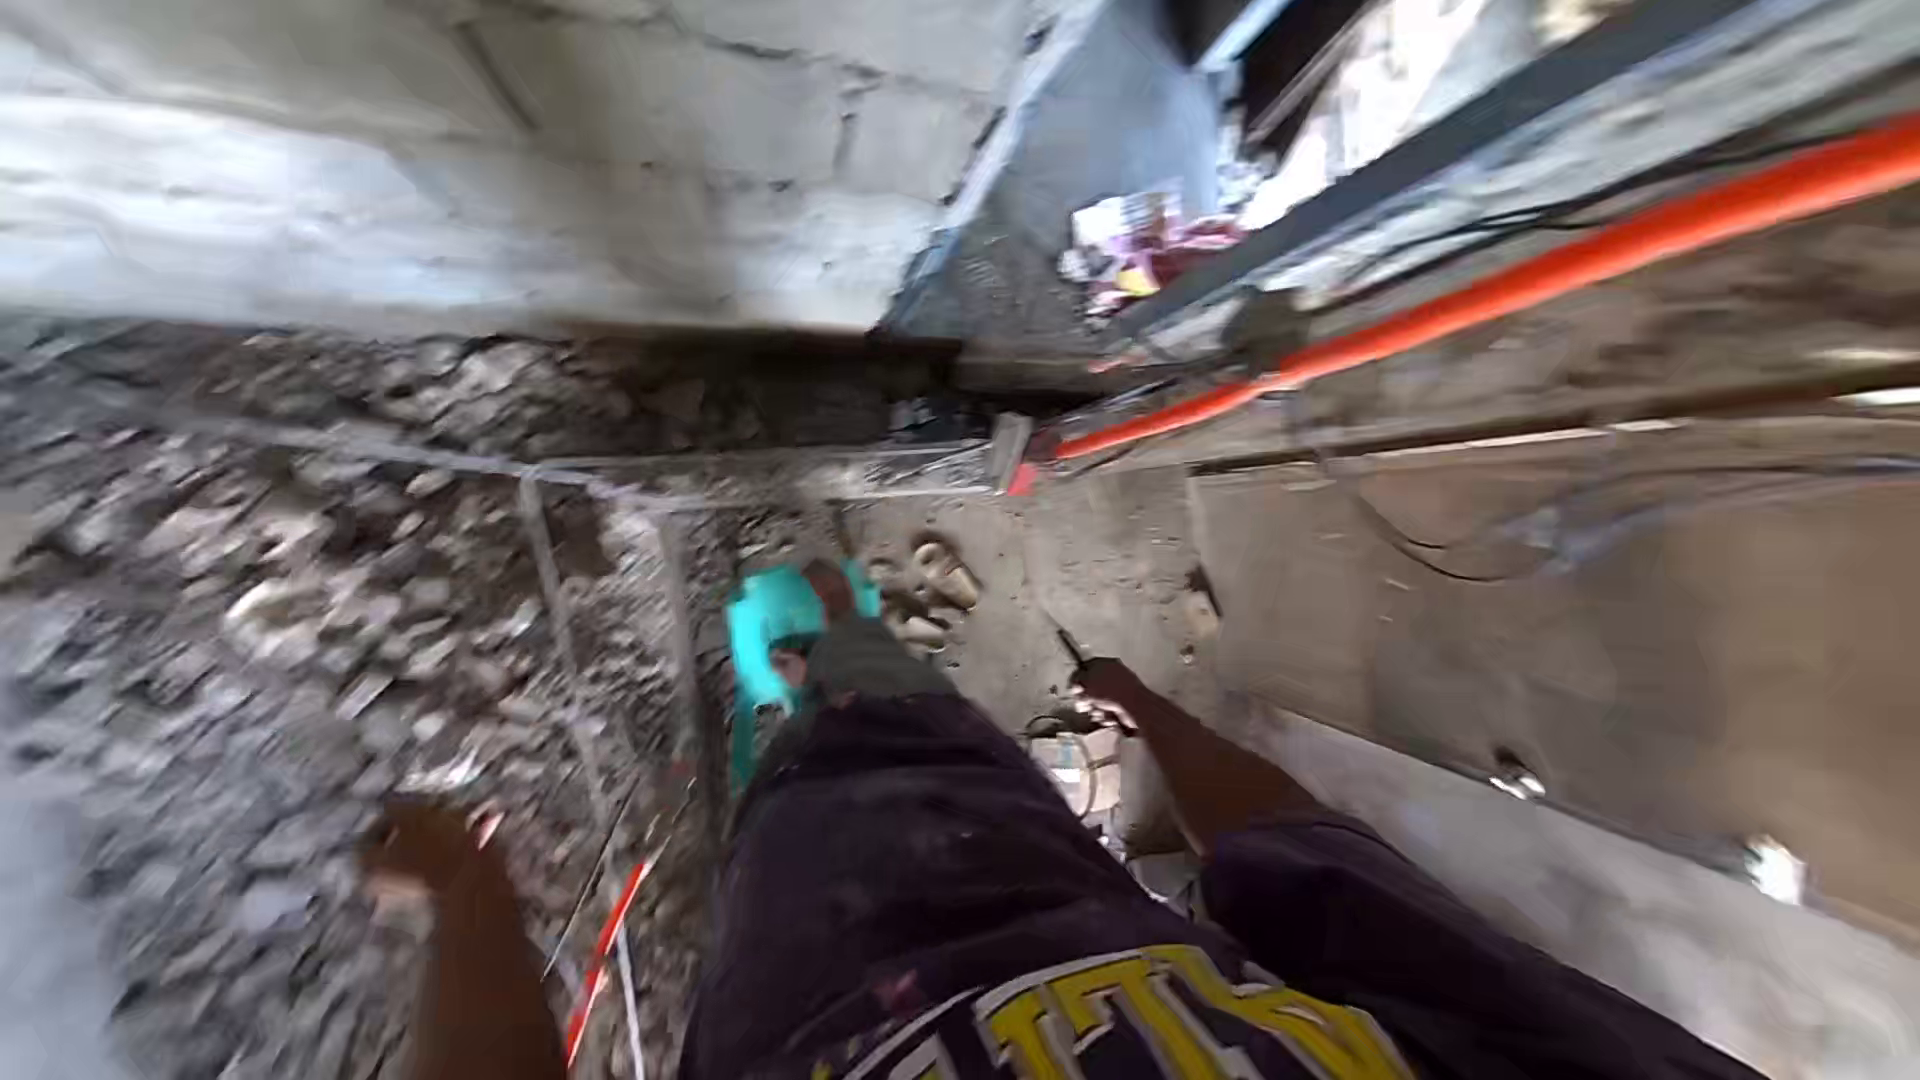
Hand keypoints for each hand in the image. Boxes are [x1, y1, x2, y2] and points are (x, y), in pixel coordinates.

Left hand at [360, 798, 503, 900]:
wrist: (473, 879)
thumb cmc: (437, 849)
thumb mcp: (415, 817)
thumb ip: (398, 806)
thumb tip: (389, 800)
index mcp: (370, 867)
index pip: (369, 837)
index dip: (387, 816)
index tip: (407, 802)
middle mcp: (388, 879)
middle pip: (402, 841)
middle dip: (426, 819)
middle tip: (443, 803)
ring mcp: (420, 882)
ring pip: (433, 844)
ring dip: (451, 824)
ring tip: (473, 805)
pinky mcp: (450, 881)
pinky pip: (455, 852)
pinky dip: (468, 834)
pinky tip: (487, 818)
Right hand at [1071, 658, 1147, 726]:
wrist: (1134, 707)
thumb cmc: (1109, 691)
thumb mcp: (1087, 684)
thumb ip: (1077, 683)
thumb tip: (1075, 687)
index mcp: (1106, 663)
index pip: (1086, 668)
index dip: (1077, 680)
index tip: (1073, 692)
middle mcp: (1114, 674)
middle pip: (1092, 687)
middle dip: (1086, 699)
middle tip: (1084, 706)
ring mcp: (1121, 690)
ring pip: (1100, 701)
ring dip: (1096, 709)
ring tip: (1098, 713)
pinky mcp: (1126, 704)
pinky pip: (1110, 710)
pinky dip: (1107, 715)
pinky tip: (1108, 718)